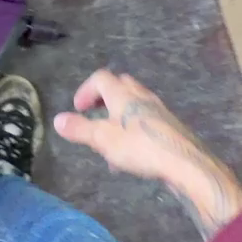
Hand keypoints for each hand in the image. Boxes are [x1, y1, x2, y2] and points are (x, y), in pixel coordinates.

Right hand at [54, 69, 241, 240]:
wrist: (185, 162)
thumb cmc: (140, 147)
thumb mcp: (103, 140)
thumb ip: (79, 129)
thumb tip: (57, 119)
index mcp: (122, 93)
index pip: (100, 78)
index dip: (86, 90)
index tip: (78, 108)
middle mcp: (140, 95)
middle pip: (119, 85)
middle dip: (104, 98)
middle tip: (94, 115)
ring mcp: (157, 109)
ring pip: (133, 104)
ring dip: (118, 116)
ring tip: (110, 142)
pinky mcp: (169, 125)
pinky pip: (145, 119)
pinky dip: (133, 128)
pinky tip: (131, 154)